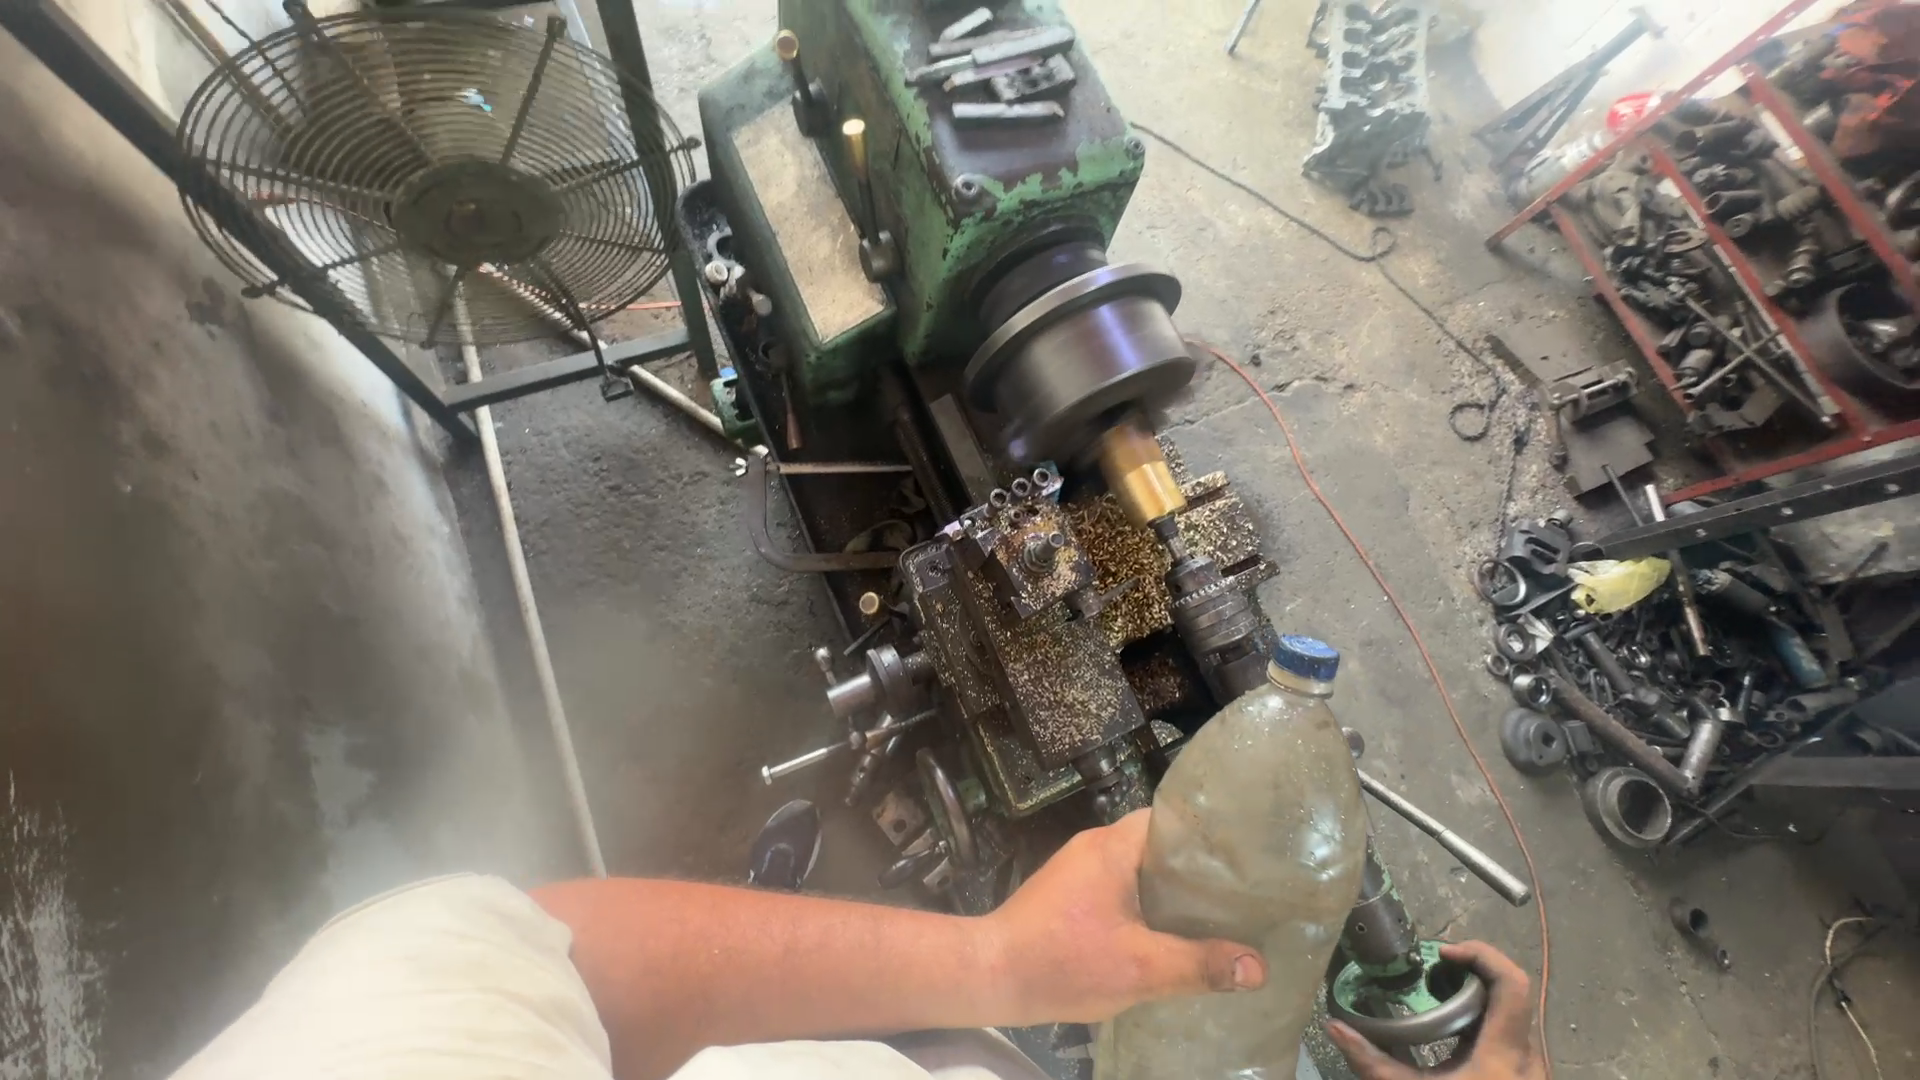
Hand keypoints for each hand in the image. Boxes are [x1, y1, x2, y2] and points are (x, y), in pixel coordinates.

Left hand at [978, 809, 1265, 1025]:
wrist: (992, 972)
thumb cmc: (1064, 960)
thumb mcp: (1139, 967)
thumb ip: (1198, 964)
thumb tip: (1257, 965)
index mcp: (1111, 847)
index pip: (1167, 819)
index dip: (1205, 835)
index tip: (1241, 859)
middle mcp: (1095, 846)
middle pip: (1155, 844)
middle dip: (1194, 869)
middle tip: (1238, 895)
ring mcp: (1079, 868)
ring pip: (1138, 868)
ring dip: (1170, 889)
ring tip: (1214, 916)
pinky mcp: (1071, 892)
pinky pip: (1120, 885)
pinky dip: (1146, 902)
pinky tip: (1169, 933)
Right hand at [1326, 941, 1543, 1079]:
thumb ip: (1372, 1062)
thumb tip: (1332, 1025)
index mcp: (1504, 1054)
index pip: (1512, 984)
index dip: (1482, 954)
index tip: (1441, 954)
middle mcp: (1527, 1055)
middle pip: (1511, 991)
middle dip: (1471, 969)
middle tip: (1430, 968)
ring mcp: (1532, 1067)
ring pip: (1512, 1010)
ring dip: (1476, 990)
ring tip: (1436, 990)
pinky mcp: (1526, 1075)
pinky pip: (1509, 1029)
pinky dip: (1481, 1013)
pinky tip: (1450, 1026)